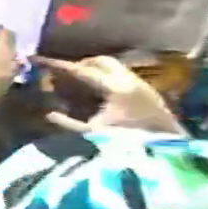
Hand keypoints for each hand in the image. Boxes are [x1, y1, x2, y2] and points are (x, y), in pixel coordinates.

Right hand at [39, 56, 185, 135]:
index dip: (57, 64)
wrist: (169, 149)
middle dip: (80, 63)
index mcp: (115, 88)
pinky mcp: (148, 91)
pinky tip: (98, 91)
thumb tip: (48, 113)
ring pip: (113, 66)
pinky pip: (122, 75)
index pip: (80, 70)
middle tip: (62, 72)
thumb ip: (68, 123)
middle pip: (101, 61)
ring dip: (95, 70)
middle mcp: (130, 80)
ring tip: (79, 82)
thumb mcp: (93, 134)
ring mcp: (141, 84)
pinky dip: (106, 77)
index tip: (38, 59)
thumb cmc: (130, 142)